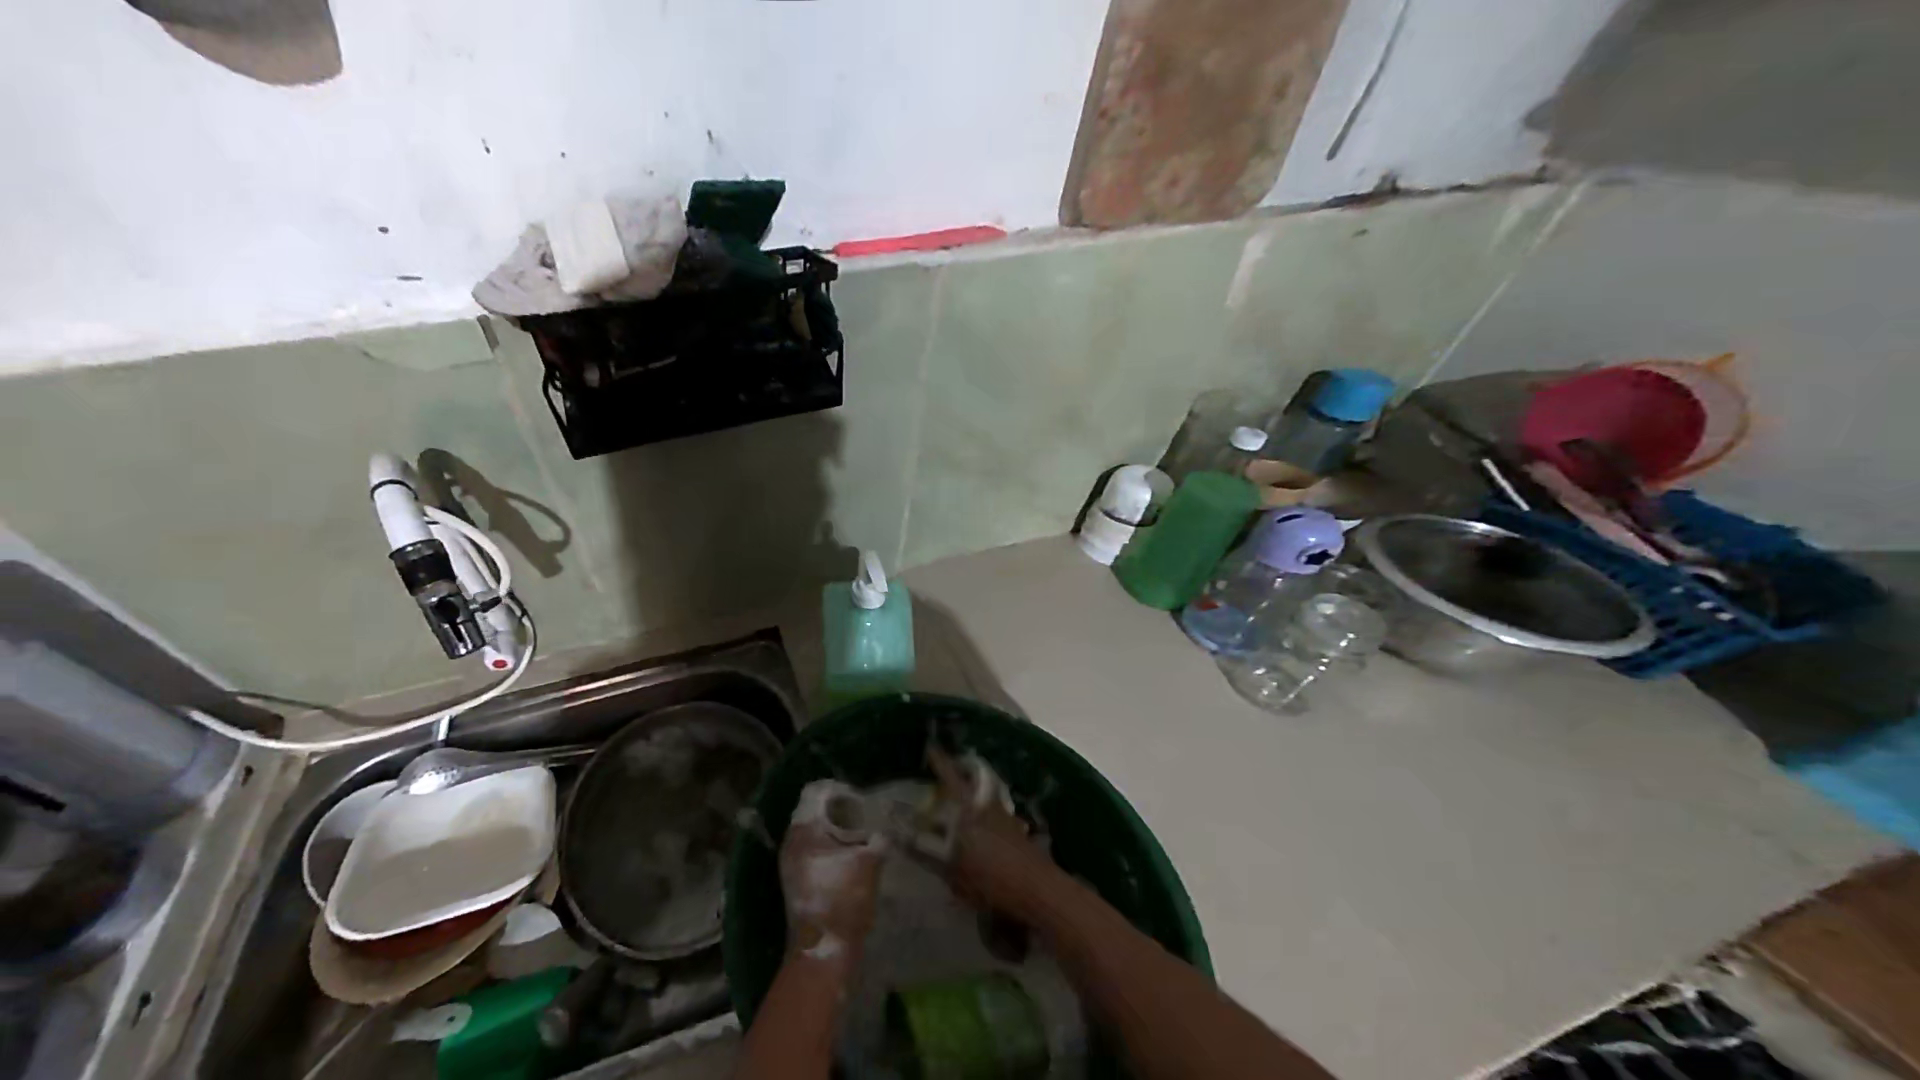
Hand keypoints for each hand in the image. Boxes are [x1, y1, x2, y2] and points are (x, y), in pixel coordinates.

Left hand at [780, 781, 884, 959]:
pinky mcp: (800, 880)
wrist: (824, 952)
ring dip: (840, 830)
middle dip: (843, 811)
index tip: (864, 799)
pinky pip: (817, 850)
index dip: (841, 791)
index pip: (816, 792)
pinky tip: (856, 855)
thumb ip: (879, 837)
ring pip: (817, 832)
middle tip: (869, 815)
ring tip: (867, 834)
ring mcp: (793, 863)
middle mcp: (792, 842)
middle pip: (816, 811)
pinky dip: (835, 847)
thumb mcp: (869, 862)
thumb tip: (889, 824)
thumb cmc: (843, 901)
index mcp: (803, 831)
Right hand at [926, 749, 1059, 920]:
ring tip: (965, 795)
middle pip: (978, 776)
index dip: (940, 761)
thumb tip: (897, 837)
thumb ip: (923, 853)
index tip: (931, 746)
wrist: (1038, 890)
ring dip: (978, 787)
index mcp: (968, 811)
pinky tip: (981, 825)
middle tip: (953, 766)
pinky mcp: (1017, 831)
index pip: (950, 778)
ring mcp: (1006, 817)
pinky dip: (986, 809)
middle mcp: (988, 806)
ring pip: (989, 792)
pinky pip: (997, 810)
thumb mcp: (951, 872)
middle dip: (965, 768)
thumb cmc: (990, 880)